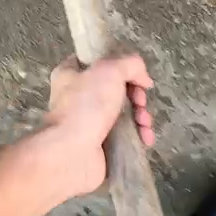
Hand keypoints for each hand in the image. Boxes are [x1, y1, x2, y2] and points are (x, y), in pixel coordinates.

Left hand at [39, 53, 154, 198]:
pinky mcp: (100, 143)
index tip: (136, 77)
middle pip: (117, 89)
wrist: (72, 153)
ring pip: (124, 112)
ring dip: (141, 116)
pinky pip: (125, 135)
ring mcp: (88, 121)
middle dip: (136, 96)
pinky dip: (138, 135)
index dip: (121, 66)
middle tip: (140, 103)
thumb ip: (130, 64)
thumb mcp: (108, 70)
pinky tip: (145, 139)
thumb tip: (143, 78)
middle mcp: (78, 96)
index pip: (100, 62)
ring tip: (144, 124)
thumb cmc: (85, 105)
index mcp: (71, 73)